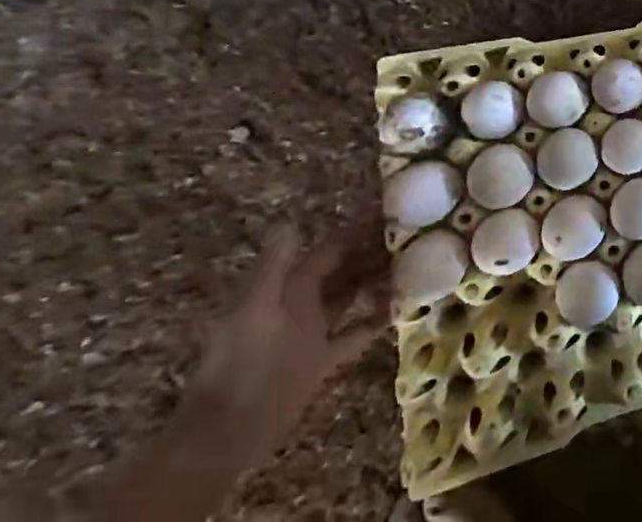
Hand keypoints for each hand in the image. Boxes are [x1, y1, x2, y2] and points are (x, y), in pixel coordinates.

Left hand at [103, 214, 388, 521]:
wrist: (227, 430)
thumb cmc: (242, 362)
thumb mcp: (255, 308)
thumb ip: (274, 266)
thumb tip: (292, 221)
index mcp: (287, 287)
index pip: (330, 249)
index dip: (358, 229)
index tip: (389, 210)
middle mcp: (302, 303)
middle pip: (345, 269)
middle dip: (375, 251)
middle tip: (414, 235)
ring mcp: (313, 331)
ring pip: (353, 295)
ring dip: (379, 280)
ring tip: (415, 265)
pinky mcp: (322, 359)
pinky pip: (356, 332)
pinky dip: (377, 319)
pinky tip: (401, 309)